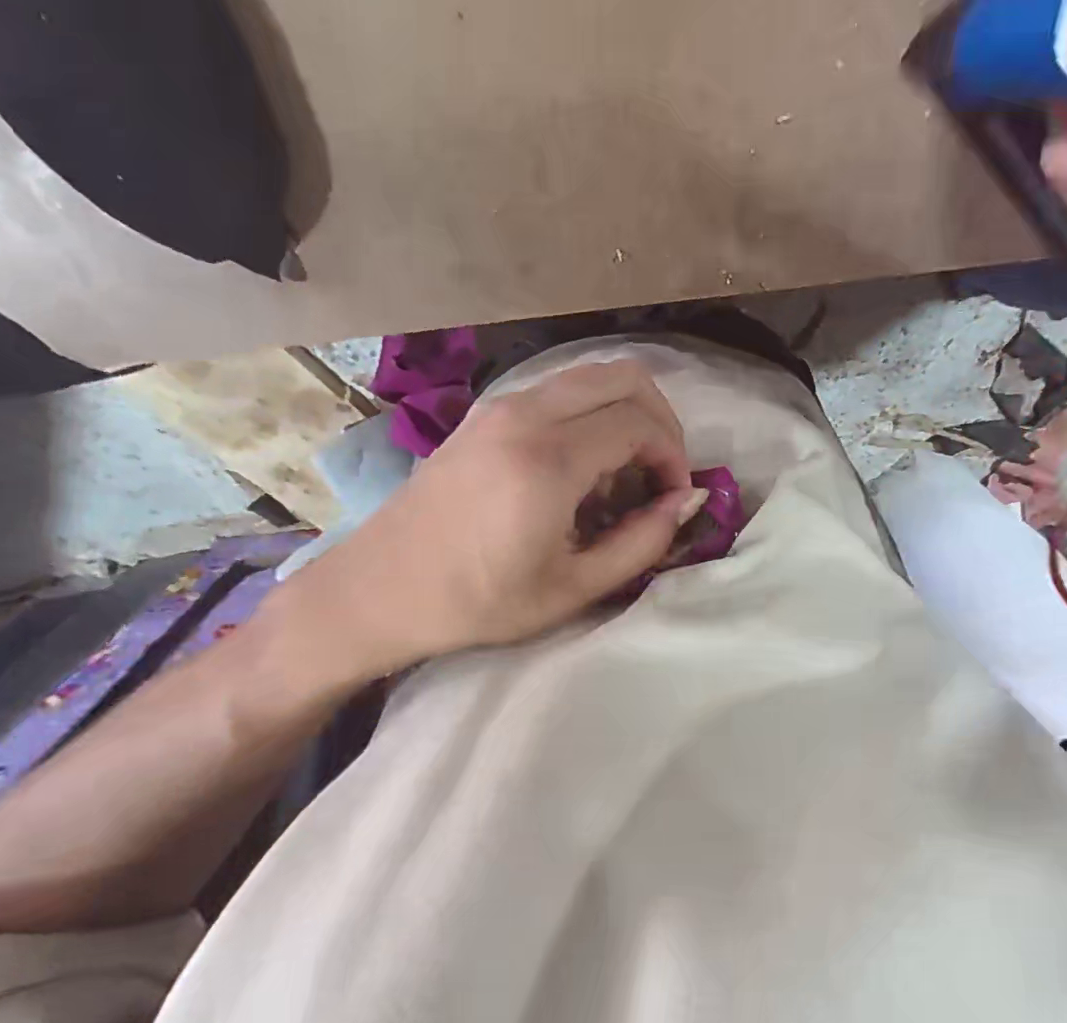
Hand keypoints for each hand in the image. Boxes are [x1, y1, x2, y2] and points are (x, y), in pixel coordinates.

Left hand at [277, 359, 706, 675]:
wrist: (381, 588)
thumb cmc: (476, 601)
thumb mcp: (570, 588)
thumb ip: (640, 543)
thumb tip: (684, 501)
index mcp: (548, 460)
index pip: (640, 423)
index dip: (673, 456)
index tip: (672, 498)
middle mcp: (525, 415)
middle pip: (623, 377)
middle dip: (658, 420)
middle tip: (658, 474)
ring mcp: (498, 407)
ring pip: (588, 376)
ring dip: (621, 413)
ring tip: (619, 475)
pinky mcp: (481, 414)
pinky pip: (554, 391)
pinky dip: (586, 413)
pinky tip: (577, 467)